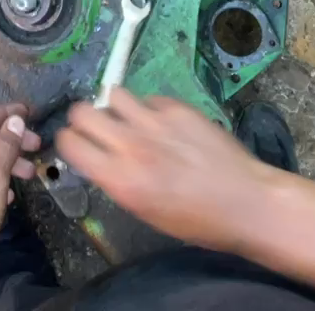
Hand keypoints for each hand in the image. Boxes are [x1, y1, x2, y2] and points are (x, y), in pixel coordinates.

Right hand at [56, 89, 278, 253]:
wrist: (246, 202)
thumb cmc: (196, 220)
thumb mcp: (146, 210)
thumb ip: (117, 180)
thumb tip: (100, 158)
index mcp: (120, 178)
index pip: (70, 142)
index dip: (68, 141)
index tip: (75, 143)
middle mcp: (131, 145)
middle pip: (82, 110)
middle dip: (84, 118)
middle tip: (98, 128)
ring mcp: (154, 121)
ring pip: (113, 94)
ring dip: (116, 108)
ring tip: (131, 120)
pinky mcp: (176, 106)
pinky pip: (148, 98)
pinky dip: (149, 109)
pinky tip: (163, 124)